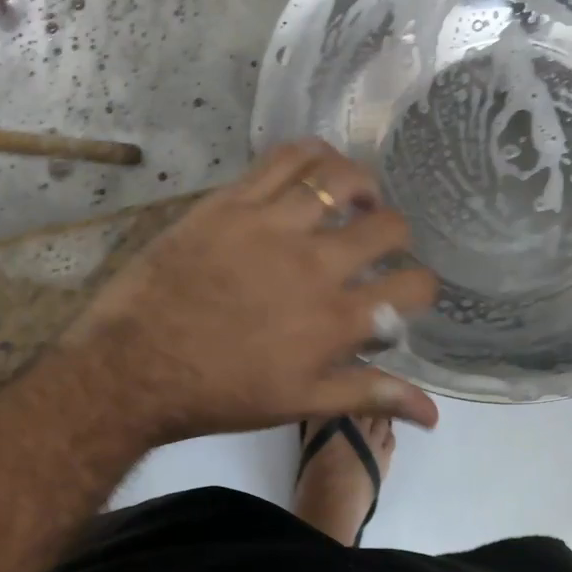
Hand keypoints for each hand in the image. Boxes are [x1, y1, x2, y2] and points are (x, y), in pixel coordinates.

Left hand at [57, 139, 440, 445]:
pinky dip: (315, 156)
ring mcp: (272, 226)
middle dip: (396, 237)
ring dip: (362, 188)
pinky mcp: (232, 203)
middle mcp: (315, 264)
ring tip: (356, 200)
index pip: (411, 286)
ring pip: (343, 179)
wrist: (136, 368)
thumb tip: (434, 416)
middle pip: (386, 226)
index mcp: (336, 320)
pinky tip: (317, 170)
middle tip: (379, 247)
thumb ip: (369, 396)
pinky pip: (288, 158)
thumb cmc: (220, 395)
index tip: (406, 293)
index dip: (420, 288)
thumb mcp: (300, 404)